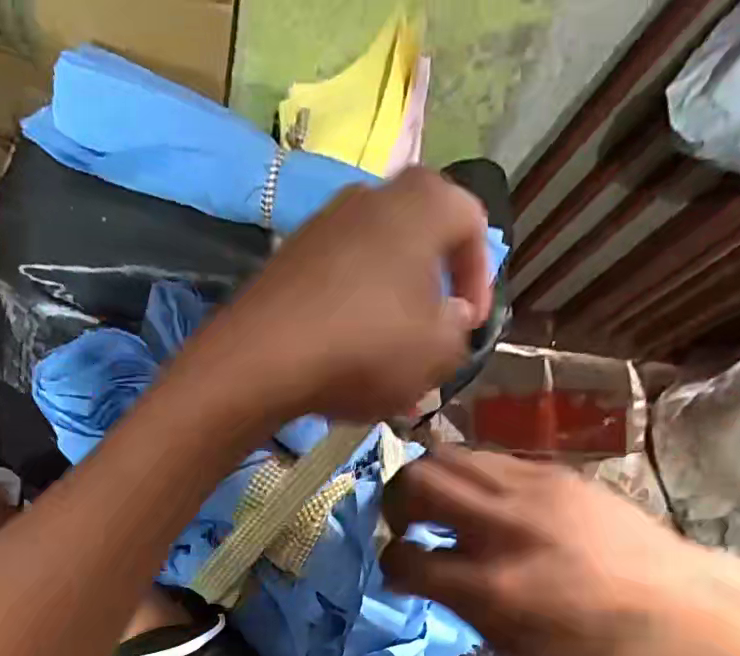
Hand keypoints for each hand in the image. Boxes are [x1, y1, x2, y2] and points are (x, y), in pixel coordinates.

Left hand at [189, 168, 491, 422]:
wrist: (259, 359)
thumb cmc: (366, 346)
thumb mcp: (437, 353)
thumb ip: (458, 332)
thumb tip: (449, 314)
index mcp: (423, 201)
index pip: (473, 225)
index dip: (480, 280)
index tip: (470, 326)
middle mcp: (369, 198)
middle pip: (416, 249)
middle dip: (426, 305)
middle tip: (428, 350)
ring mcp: (318, 227)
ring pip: (371, 276)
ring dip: (384, 322)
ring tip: (384, 374)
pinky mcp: (282, 262)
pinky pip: (330, 290)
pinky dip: (344, 322)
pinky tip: (342, 367)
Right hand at [380, 448, 739, 655]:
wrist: (683, 604)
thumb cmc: (594, 640)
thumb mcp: (511, 641)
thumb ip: (455, 601)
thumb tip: (415, 572)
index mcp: (491, 584)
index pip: (404, 556)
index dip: (391, 564)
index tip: (401, 570)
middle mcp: (502, 525)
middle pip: (413, 482)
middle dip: (394, 503)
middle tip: (407, 525)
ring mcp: (529, 489)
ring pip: (444, 455)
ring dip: (427, 481)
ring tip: (439, 506)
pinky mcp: (552, 472)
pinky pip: (484, 458)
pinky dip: (466, 477)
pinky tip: (484, 502)